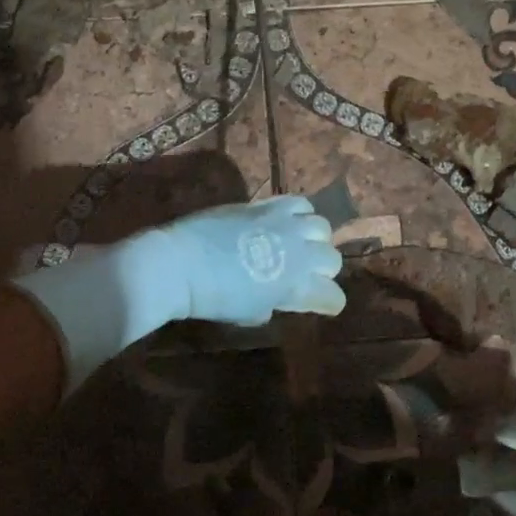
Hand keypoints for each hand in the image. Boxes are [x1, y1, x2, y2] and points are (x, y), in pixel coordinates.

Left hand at [146, 196, 344, 324]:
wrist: (182, 263)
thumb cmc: (215, 298)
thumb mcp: (250, 312)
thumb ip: (272, 304)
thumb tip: (276, 298)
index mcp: (298, 286)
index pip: (333, 297)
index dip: (327, 303)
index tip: (318, 304)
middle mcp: (300, 252)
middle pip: (332, 259)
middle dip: (322, 269)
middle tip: (304, 274)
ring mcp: (285, 224)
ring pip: (321, 225)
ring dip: (313, 238)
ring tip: (296, 243)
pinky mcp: (265, 205)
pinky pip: (297, 203)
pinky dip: (297, 214)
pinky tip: (282, 222)